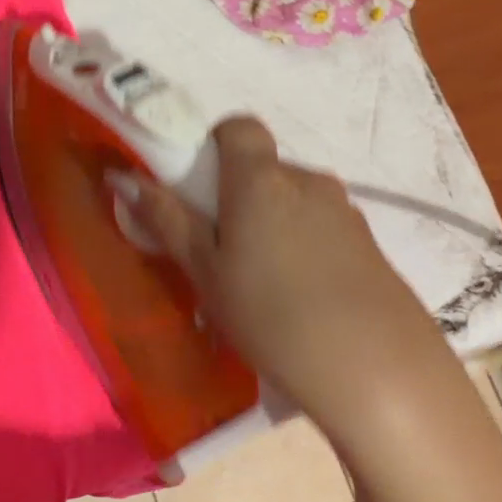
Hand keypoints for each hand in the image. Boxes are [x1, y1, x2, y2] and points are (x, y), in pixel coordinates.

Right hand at [118, 117, 455, 435]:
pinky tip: (298, 298)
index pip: (240, 127)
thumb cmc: (270, 315)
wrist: (379, 374)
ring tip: (259, 282)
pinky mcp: (371, 246)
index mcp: (261, 180)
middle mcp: (308, 182)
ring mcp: (346, 213)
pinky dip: (302, 246)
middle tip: (219, 247)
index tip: (197, 184)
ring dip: (271, 223)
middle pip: (265, 169)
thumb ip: (166, 218)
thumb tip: (122, 176)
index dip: (215, 142)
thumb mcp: (204, 271)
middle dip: (238, 194)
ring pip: (294, 201)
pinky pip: (322, 228)